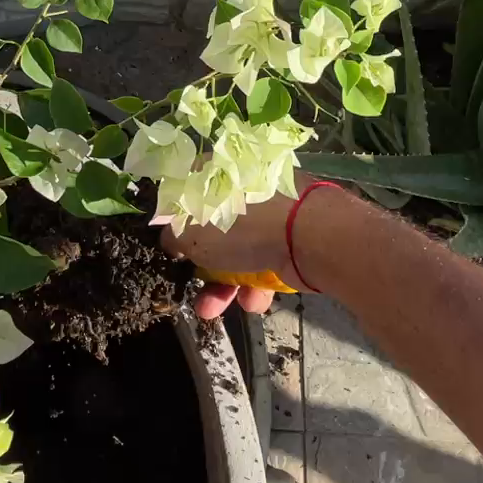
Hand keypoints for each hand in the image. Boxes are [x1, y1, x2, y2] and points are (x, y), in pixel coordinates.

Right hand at [161, 181, 306, 319]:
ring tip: (212, 310)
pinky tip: (254, 301)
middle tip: (190, 286)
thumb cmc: (244, 226)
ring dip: (223, 284)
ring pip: (238, 249)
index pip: (186, 187)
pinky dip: (256, 283)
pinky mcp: (290, 237)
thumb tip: (171, 240)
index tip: (169, 241)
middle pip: (211, 225)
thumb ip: (173, 237)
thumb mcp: (192, 233)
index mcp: (217, 173)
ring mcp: (269, 212)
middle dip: (199, 263)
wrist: (314, 236)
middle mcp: (242, 188)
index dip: (174, 215)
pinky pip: (264, 260)